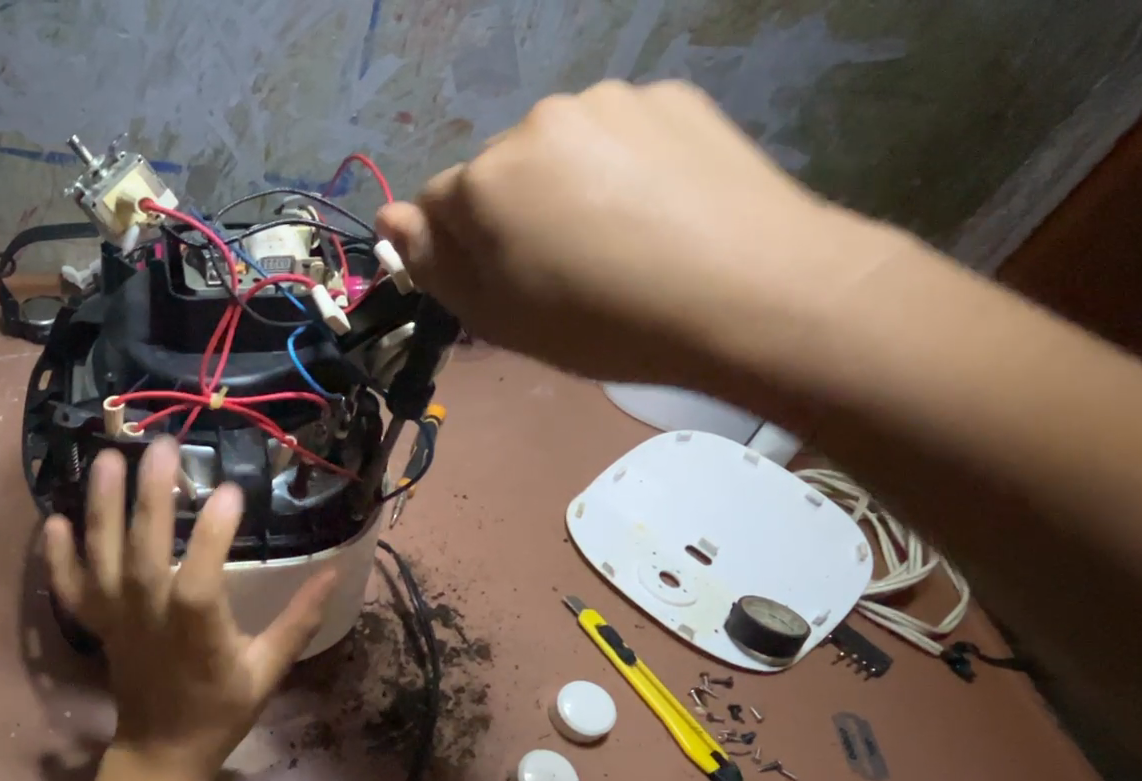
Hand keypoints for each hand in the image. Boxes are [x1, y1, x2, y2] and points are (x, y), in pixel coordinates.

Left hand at [43, 437, 335, 780]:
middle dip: (151, 496)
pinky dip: (58, 557)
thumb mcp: (268, 669)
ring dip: (102, 508)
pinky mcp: (96, 625)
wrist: (162, 751)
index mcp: (196, 632)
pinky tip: (54, 520)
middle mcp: (150, 617)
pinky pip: (70, 589)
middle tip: (163, 446)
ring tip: (108, 459)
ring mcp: (116, 619)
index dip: (212, 533)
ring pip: (102, 558)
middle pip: (143, 552)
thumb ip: (299, 620)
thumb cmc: (220, 710)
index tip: (230, 490)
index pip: (201, 575)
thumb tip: (336, 571)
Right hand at [376, 80, 909, 391]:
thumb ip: (434, 265)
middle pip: (497, 173)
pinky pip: (616, 135)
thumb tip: (390, 218)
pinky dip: (620, 166)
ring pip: (557, 149)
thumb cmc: (602, 323)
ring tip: (616, 237)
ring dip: (565, 185)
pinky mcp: (671, 97)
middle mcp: (537, 122)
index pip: (435, 206)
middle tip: (563, 269)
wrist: (752, 293)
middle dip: (512, 212)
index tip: (502, 285)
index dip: (459, 251)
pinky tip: (656, 208)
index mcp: (485, 178)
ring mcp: (610, 101)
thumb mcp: (498, 317)